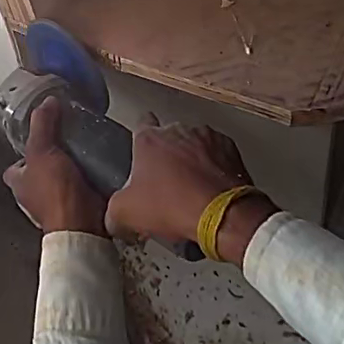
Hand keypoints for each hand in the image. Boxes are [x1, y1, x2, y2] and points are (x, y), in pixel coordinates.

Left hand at [3, 97, 106, 234]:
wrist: (83, 224)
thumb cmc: (55, 191)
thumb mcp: (42, 150)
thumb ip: (43, 124)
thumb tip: (47, 101)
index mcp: (19, 183)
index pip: (16, 164)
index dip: (25, 150)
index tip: (40, 135)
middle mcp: (34, 194)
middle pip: (41, 167)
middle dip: (53, 154)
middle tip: (69, 134)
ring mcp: (56, 201)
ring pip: (62, 174)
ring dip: (73, 162)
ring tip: (87, 142)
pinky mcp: (78, 203)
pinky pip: (81, 182)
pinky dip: (88, 173)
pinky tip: (99, 158)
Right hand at [106, 116, 275, 264]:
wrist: (223, 215)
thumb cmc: (174, 206)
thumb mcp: (128, 214)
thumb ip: (113, 211)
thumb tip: (113, 220)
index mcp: (148, 139)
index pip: (140, 123)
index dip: (141, 139)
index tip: (143, 154)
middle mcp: (177, 130)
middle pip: (168, 137)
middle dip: (167, 155)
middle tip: (167, 183)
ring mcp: (205, 136)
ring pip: (193, 144)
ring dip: (192, 159)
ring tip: (192, 188)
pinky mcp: (229, 147)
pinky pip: (216, 153)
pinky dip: (214, 166)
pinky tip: (211, 188)